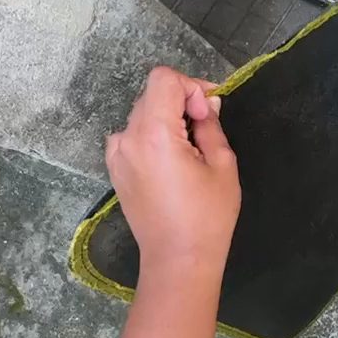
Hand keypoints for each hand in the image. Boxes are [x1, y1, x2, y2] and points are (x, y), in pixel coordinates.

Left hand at [105, 66, 240, 282]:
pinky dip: (154, 134)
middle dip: (182, 101)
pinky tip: (173, 160)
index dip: (191, 87)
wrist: (178, 258)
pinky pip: (134, 134)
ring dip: (168, 117)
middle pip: (152, 94)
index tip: (208, 113)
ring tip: (192, 146)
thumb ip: (211, 127)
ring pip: (143, 113)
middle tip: (207, 128)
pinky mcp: (115, 168)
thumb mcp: (222, 165)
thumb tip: (206, 105)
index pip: (164, 80)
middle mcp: (128, 138)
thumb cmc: (208, 215)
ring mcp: (117, 154)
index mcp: (155, 134)